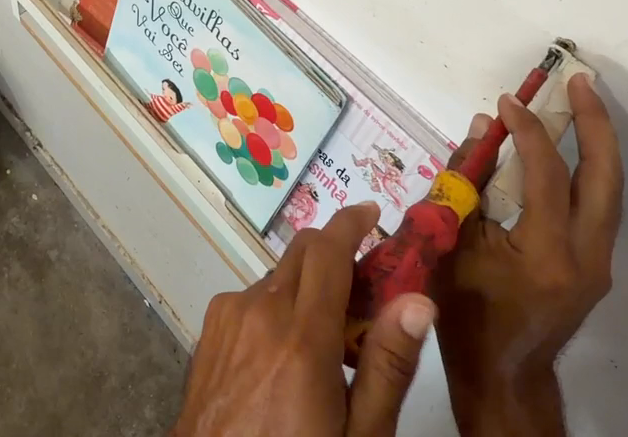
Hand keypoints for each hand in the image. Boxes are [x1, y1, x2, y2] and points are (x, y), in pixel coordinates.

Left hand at [172, 203, 437, 436]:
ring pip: (277, 278)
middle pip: (301, 253)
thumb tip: (419, 300)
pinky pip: (251, 301)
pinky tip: (286, 357)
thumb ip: (387, 366)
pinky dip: (276, 309)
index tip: (373, 212)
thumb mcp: (358, 435)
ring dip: (306, 288)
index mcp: (301, 336)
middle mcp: (259, 311)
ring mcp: (228, 318)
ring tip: (330, 344)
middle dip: (335, 254)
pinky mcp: (209, 332)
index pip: (328, 252)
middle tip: (367, 288)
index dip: (351, 223)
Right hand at [434, 72, 622, 435]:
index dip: (529, 130)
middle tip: (581, 81)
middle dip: (595, 123)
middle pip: (605, 178)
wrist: (502, 377)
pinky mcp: (595, 267)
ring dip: (598, 143)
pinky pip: (599, 206)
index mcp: (546, 253)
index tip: (509, 99)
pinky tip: (571, 149)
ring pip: (611, 191)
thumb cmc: (465, 314)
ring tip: (584, 102)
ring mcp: (598, 264)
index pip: (546, 174)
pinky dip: (588, 170)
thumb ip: (466, 182)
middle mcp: (586, 257)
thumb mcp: (449, 244)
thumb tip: (485, 128)